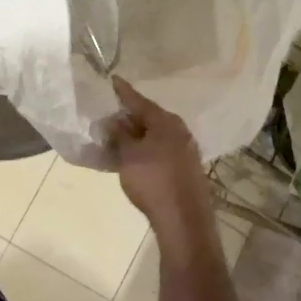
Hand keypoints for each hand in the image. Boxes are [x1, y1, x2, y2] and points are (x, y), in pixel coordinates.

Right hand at [106, 77, 212, 231]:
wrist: (183, 219)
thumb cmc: (152, 181)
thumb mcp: (128, 156)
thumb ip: (120, 135)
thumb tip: (115, 120)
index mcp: (165, 122)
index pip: (140, 101)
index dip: (124, 92)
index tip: (113, 80)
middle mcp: (179, 130)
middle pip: (151, 117)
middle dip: (131, 116)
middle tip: (112, 114)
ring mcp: (187, 150)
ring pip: (158, 134)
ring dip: (140, 135)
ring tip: (120, 137)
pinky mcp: (188, 168)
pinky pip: (163, 149)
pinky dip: (148, 148)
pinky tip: (137, 156)